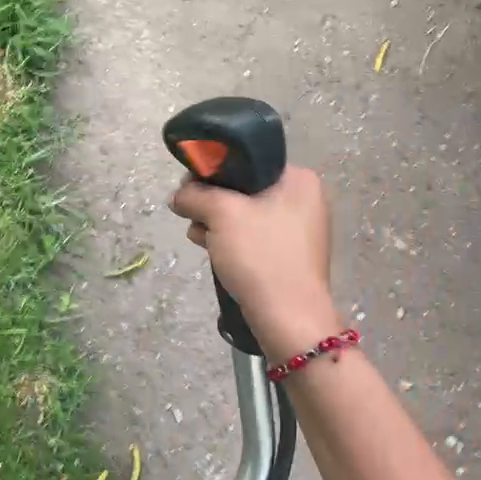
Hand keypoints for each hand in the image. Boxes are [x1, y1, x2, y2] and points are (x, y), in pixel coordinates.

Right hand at [169, 166, 338, 359]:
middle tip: (195, 216)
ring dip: (215, 223)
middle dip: (211, 202)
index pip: (245, 161)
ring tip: (201, 238)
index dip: (212, 171)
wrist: (288, 317)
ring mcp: (296, 230)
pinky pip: (250, 236)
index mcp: (298, 180)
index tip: (190, 189)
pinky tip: (212, 250)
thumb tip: (178, 196)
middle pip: (241, 188)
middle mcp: (303, 200)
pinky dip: (228, 241)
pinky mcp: (287, 255)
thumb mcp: (220, 214)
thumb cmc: (261, 255)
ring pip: (241, 213)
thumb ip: (194, 195)